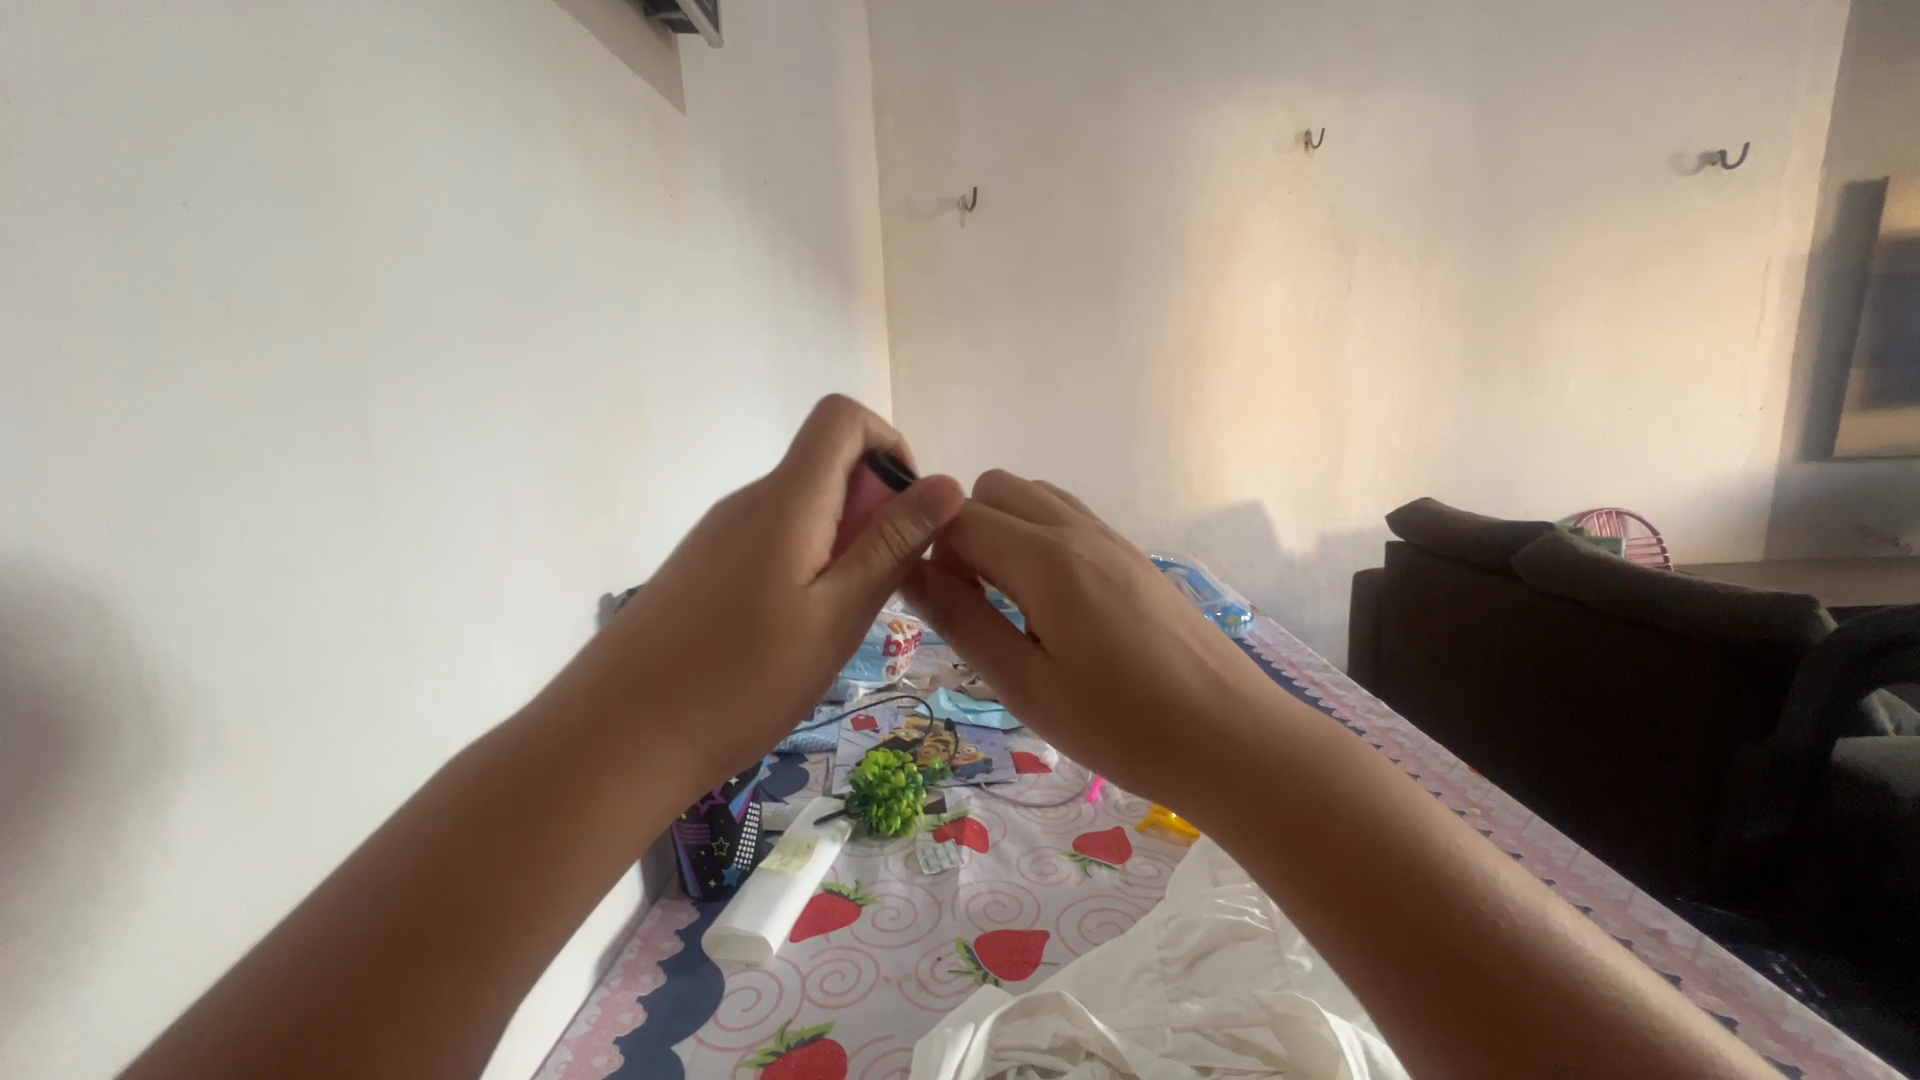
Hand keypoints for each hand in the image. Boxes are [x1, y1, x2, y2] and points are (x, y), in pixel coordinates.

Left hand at [575, 396, 963, 796]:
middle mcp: (748, 501)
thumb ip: (892, 545)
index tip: (907, 516)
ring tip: (834, 626)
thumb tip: (949, 483)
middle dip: (873, 513)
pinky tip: (791, 636)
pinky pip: (772, 543)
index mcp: (785, 500)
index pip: (842, 417)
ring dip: (841, 548)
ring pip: (803, 511)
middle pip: (826, 466)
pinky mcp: (701, 569)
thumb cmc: (742, 680)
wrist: (616, 738)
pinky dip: (805, 568)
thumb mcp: (837, 615)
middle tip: (875, 593)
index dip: (890, 447)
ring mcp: (719, 535)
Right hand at [902, 470, 1278, 807]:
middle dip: (965, 532)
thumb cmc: (1123, 726)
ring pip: (1034, 497)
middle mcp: (1078, 531)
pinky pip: (1068, 519)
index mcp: (1047, 560)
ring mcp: (1112, 538)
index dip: (930, 550)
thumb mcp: (1027, 686)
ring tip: (1012, 605)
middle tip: (975, 603)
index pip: (958, 515)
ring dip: (1004, 532)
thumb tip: (909, 574)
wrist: (1233, 738)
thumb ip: (962, 622)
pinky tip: (1054, 607)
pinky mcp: (1134, 556)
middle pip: (994, 488)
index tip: (940, 605)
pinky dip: (1039, 540)